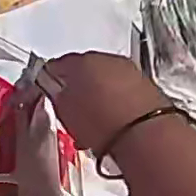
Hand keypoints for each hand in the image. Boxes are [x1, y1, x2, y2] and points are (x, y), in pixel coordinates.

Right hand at [37, 52, 173, 151]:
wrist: (143, 135)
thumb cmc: (101, 123)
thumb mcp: (64, 112)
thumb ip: (56, 96)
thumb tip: (56, 92)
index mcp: (80, 60)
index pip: (56, 64)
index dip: (49, 79)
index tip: (48, 91)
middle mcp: (107, 59)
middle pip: (84, 69)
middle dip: (76, 86)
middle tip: (69, 108)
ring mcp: (129, 71)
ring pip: (106, 79)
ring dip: (97, 94)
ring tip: (91, 121)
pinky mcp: (147, 87)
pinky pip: (123, 91)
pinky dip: (116, 102)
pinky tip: (110, 123)